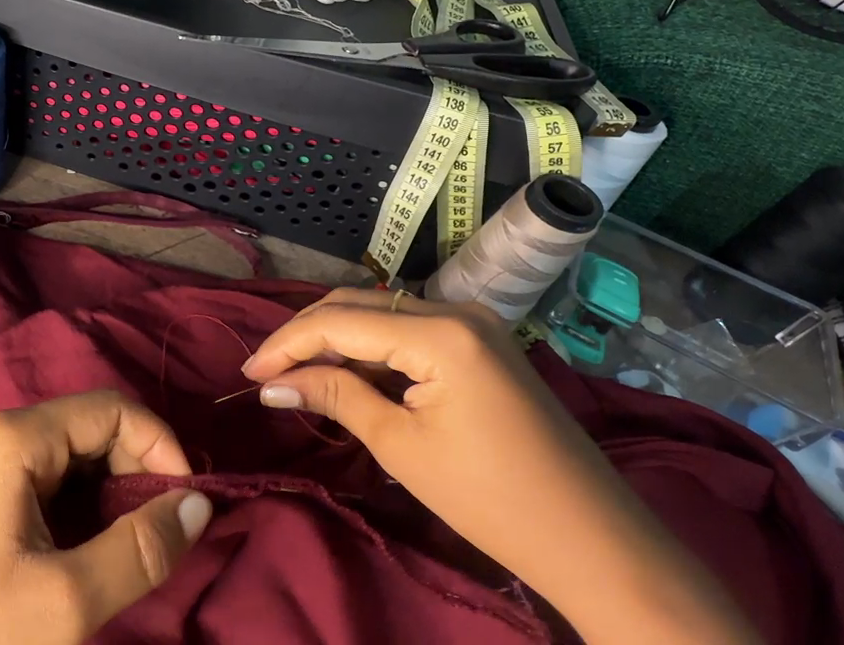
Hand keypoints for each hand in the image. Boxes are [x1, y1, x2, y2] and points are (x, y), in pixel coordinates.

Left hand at [0, 390, 213, 644]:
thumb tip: (199, 504)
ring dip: (119, 497)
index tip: (189, 509)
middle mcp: (5, 435)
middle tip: (166, 538)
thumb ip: (139, 549)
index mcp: (17, 437)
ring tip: (139, 552)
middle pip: (98, 427)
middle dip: (142, 472)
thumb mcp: (65, 599)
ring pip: (80, 459)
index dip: (162, 448)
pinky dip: (91, 512)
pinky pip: (56, 485)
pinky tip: (101, 555)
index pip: (115, 408)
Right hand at [242, 288, 760, 644]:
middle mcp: (457, 310)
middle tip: (266, 372)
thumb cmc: (491, 498)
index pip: (339, 321)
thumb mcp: (400, 446)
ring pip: (382, 312)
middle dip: (306, 335)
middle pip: (358, 304)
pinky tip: (345, 369)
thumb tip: (272, 383)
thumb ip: (334, 396)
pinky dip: (371, 346)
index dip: (286, 344)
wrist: (595, 540)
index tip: (248, 372)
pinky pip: (409, 328)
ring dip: (336, 337)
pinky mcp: (482, 342)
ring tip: (295, 373)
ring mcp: (474, 323)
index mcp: (439, 332)